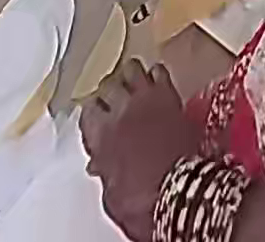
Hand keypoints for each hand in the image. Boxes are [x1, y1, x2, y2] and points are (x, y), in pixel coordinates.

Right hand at [82, 59, 198, 241]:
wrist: (177, 187)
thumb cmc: (139, 197)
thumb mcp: (110, 190)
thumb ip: (103, 167)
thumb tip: (100, 160)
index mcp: (100, 134)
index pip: (87, 110)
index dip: (92, 112)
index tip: (97, 116)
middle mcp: (120, 109)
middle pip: (108, 84)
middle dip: (109, 91)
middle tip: (114, 98)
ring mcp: (146, 97)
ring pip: (131, 68)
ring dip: (130, 75)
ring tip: (132, 83)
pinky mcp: (169, 93)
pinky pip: (159, 70)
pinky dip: (155, 73)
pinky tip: (155, 81)